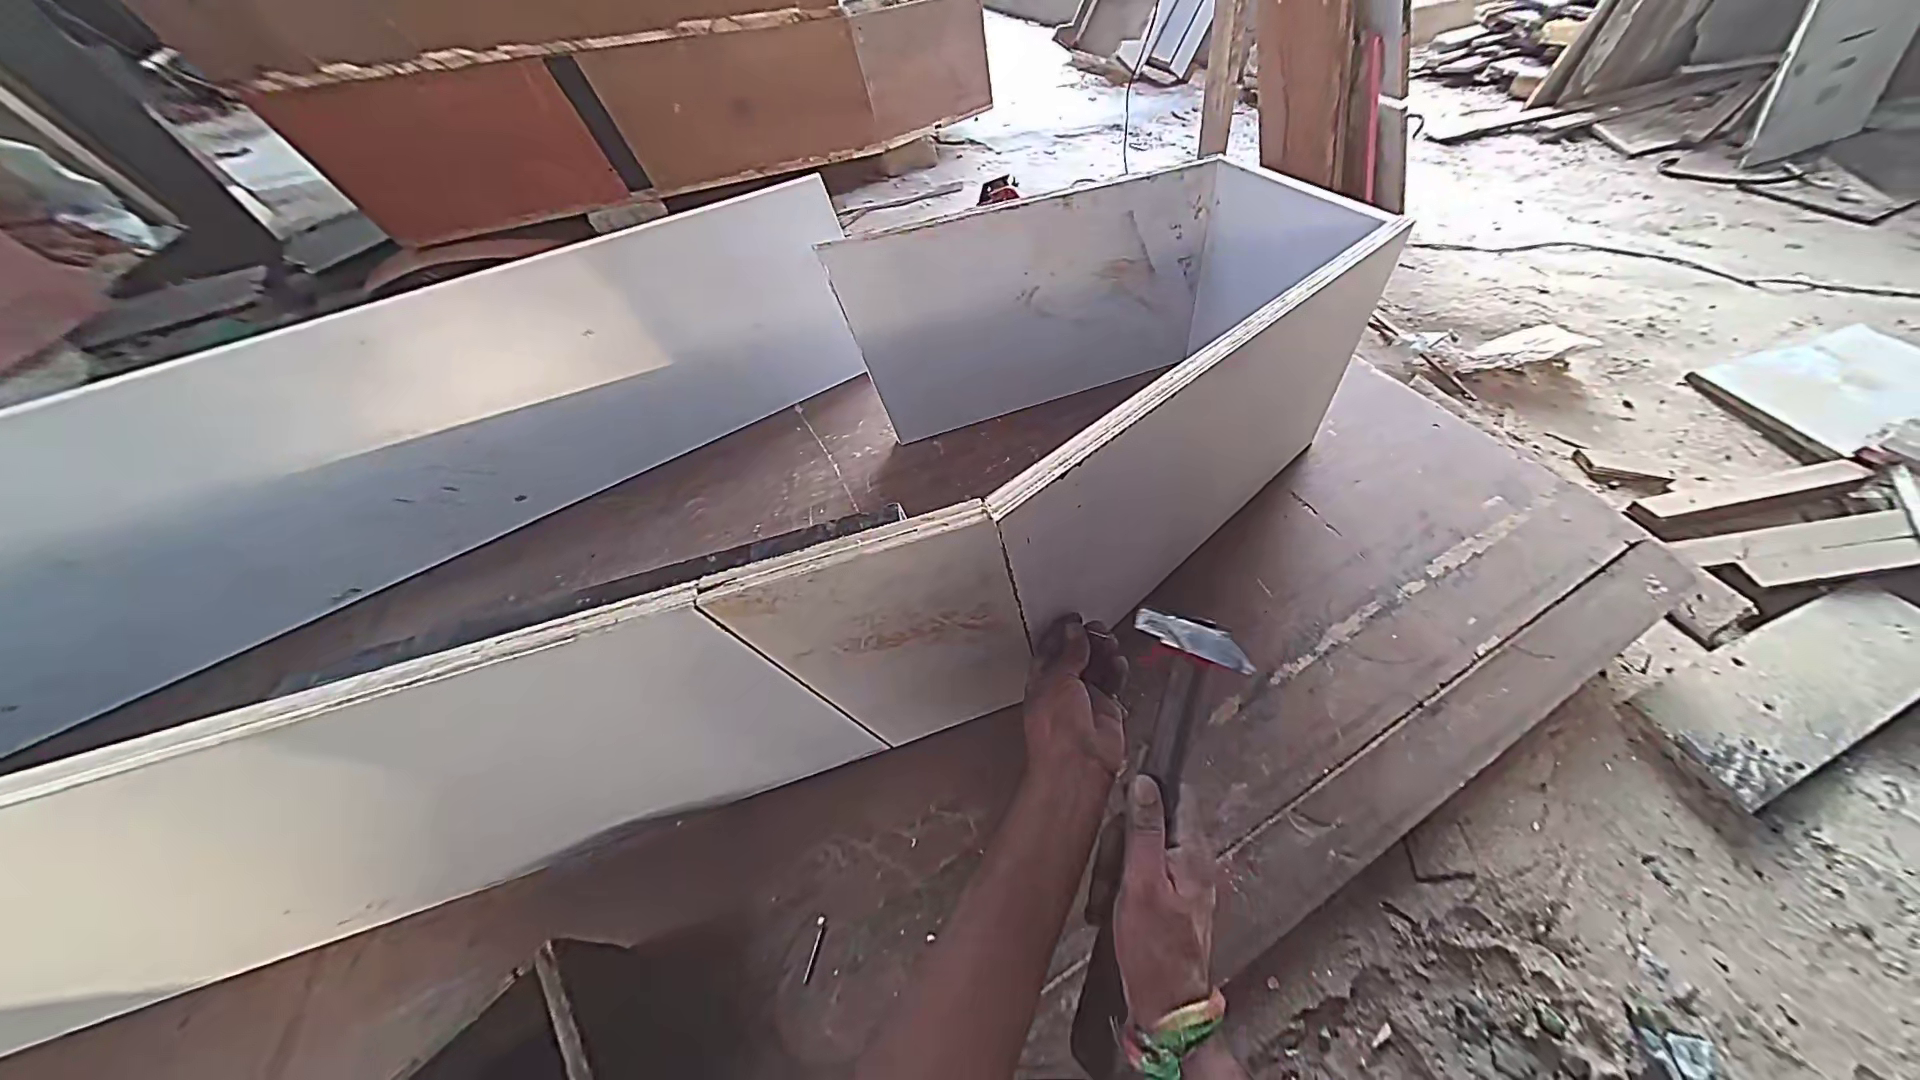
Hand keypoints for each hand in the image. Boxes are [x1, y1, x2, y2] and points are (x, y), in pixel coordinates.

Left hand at [1023, 614, 1126, 781]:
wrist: (1078, 765)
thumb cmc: (1056, 732)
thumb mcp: (1057, 680)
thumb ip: (1069, 653)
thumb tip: (1074, 631)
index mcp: (1042, 681)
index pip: (1051, 649)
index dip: (1061, 632)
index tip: (1072, 617)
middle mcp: (1062, 690)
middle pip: (1076, 656)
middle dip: (1086, 640)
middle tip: (1096, 626)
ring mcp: (1085, 700)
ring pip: (1096, 667)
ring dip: (1103, 651)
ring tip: (1109, 638)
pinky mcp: (1106, 710)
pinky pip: (1113, 683)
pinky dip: (1117, 669)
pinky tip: (1118, 659)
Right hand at [1114, 775, 1217, 1025]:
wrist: (1165, 1007)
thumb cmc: (1153, 947)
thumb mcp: (1142, 881)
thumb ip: (1144, 829)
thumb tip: (1145, 781)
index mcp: (1193, 850)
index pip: (1177, 794)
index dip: (1147, 790)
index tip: (1121, 805)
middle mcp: (1193, 858)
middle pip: (1153, 820)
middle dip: (1123, 837)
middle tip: (1111, 868)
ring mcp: (1183, 877)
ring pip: (1142, 845)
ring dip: (1118, 863)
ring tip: (1109, 893)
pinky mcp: (1170, 894)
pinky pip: (1142, 868)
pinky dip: (1124, 879)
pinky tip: (1113, 900)